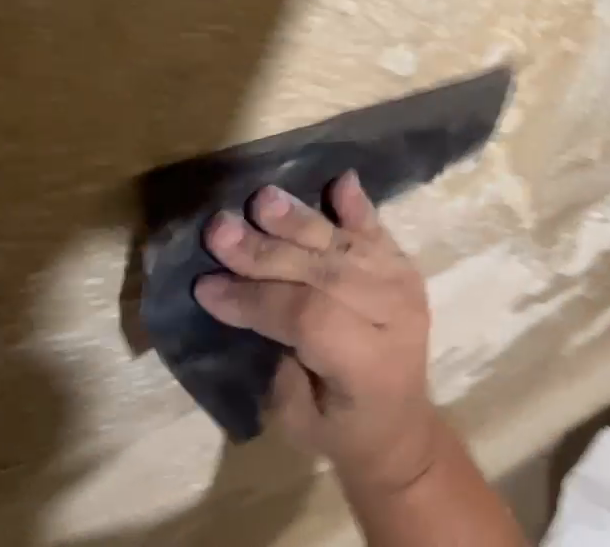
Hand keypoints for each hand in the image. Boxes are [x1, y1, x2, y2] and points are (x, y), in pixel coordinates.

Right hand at [196, 171, 440, 492]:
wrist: (402, 426)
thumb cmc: (341, 429)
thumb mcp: (299, 418)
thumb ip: (280, 358)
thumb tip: (242, 299)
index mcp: (368, 366)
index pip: (308, 317)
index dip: (255, 298)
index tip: (207, 286)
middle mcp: (392, 317)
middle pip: (324, 273)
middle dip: (266, 252)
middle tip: (219, 230)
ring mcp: (403, 286)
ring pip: (343, 246)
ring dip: (297, 220)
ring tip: (260, 199)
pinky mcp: (403, 267)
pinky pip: (376, 230)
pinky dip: (354, 205)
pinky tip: (339, 180)